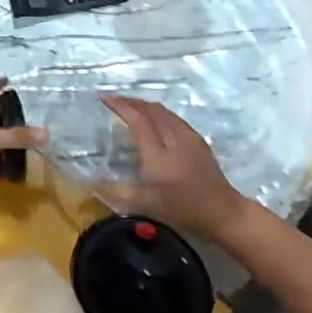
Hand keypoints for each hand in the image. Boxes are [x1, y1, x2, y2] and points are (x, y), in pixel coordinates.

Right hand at [94, 96, 252, 238]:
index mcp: (159, 154)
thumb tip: (87, 180)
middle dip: (130, 101)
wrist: (224, 213)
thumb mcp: (144, 203)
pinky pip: (174, 118)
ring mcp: (190, 139)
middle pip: (151, 111)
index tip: (103, 99)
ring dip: (144, 104)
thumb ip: (114, 190)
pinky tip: (153, 117)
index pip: (138, 120)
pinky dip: (158, 112)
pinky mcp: (199, 141)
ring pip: (164, 112)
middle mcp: (175, 140)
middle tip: (112, 99)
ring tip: (129, 104)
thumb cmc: (181, 208)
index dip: (120, 106)